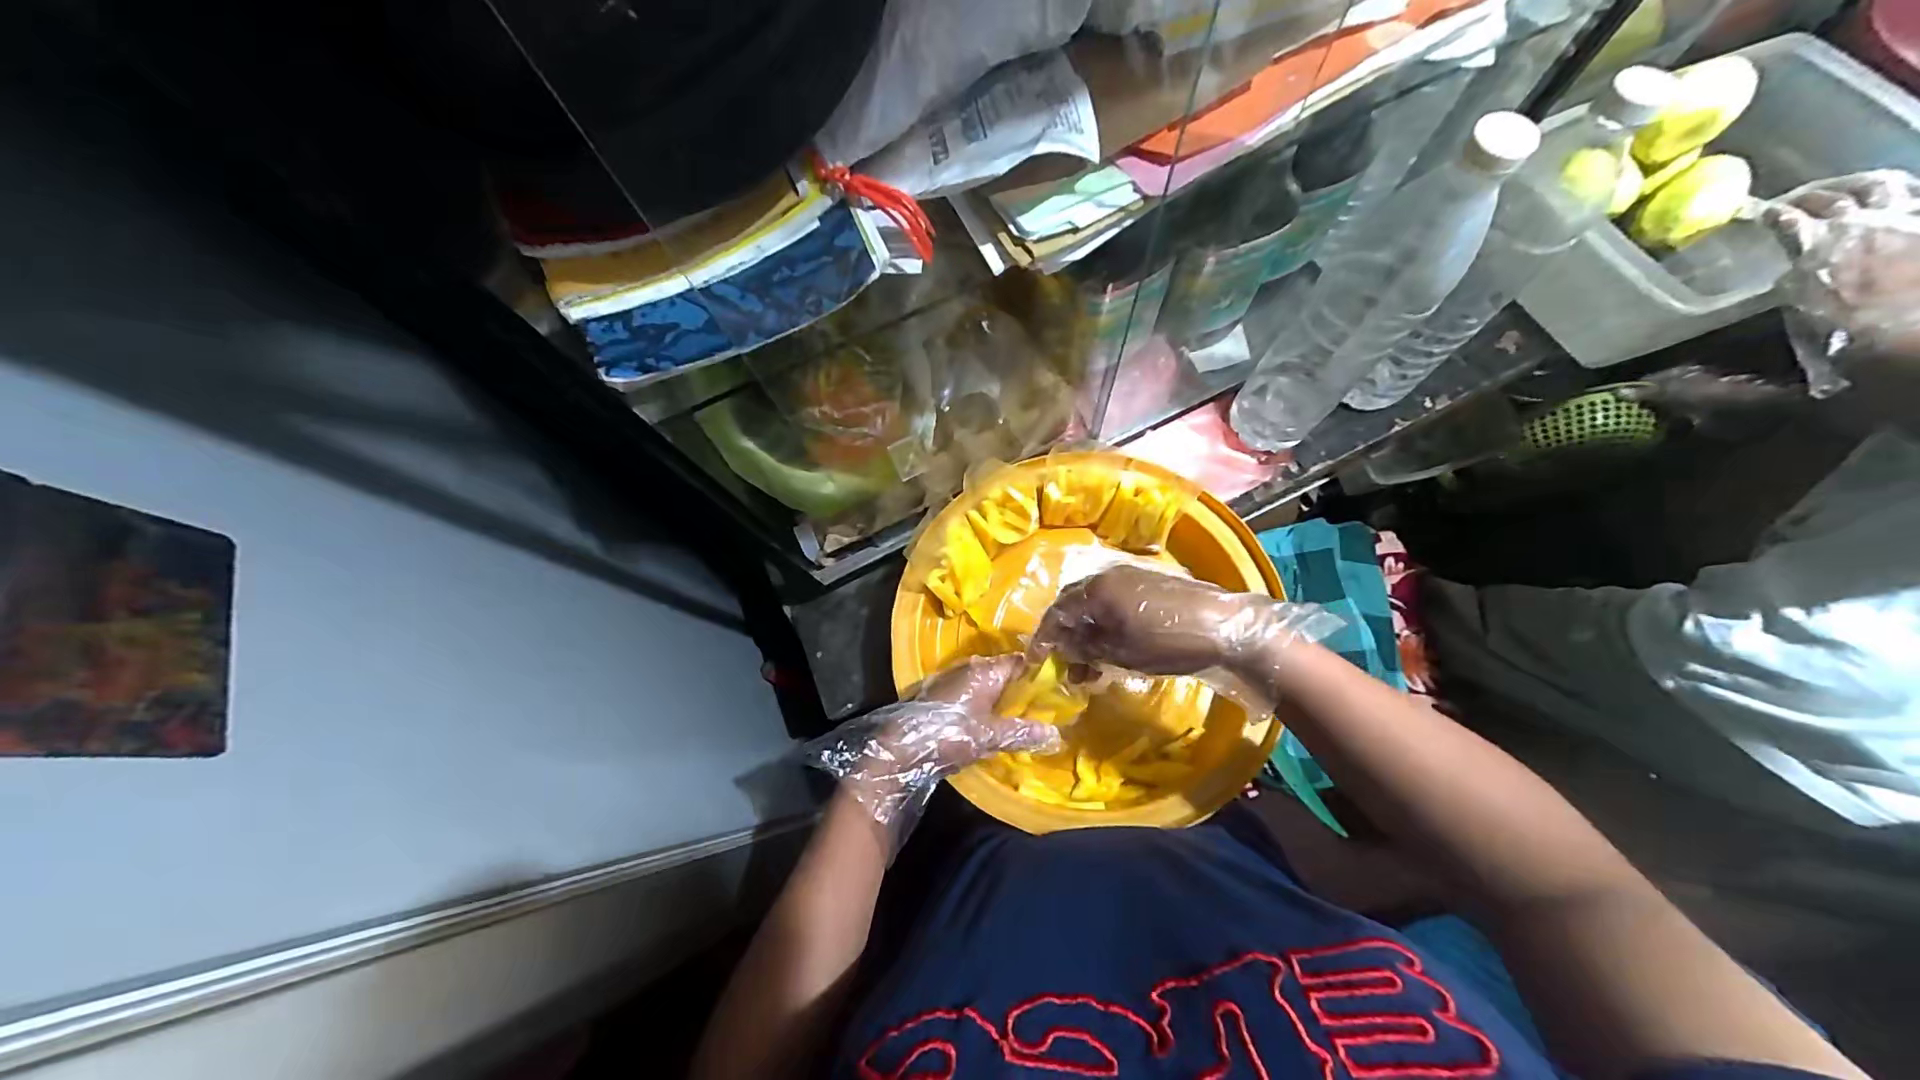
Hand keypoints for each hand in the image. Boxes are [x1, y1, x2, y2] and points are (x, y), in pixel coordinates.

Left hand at [806, 655, 1061, 827]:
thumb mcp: (990, 736)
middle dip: (1021, 688)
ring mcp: (951, 680)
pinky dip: (983, 704)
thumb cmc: (949, 734)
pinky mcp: (939, 695)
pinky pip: (971, 694)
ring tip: (1020, 717)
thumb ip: (1023, 732)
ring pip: (986, 684)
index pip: (1020, 661)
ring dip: (1001, 698)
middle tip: (1043, 707)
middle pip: (1003, 672)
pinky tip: (990, 722)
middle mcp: (968, 667)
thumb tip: (1056, 733)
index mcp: (985, 670)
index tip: (1057, 687)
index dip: (1039, 672)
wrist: (900, 748)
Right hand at [1030, 566, 1291, 676]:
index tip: (1035, 662)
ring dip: (1088, 633)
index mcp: (1098, 589)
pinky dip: (1107, 625)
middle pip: (1075, 605)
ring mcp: (1132, 577)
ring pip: (1096, 605)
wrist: (1228, 629)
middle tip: (1068, 665)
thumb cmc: (1169, 642)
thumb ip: (1085, 647)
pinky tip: (1115, 648)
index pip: (1057, 613)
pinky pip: (1116, 603)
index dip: (1044, 639)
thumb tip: (1064, 646)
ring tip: (1094, 666)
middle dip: (1067, 636)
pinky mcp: (1151, 585)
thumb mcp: (1121, 653)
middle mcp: (1110, 576)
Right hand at [1761, 170, 1919, 355]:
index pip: (1783, 220)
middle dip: (1810, 195)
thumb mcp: (1798, 315)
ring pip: (1881, 185)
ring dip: (1859, 185)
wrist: (1913, 333)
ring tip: (1849, 189)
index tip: (1756, 213)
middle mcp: (1858, 223)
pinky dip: (1907, 195)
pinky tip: (1900, 199)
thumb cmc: (1848, 333)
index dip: (1768, 214)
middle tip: (1796, 200)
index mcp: (1814, 247)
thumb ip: (1791, 287)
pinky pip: (1919, 198)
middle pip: (1831, 195)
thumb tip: (1781, 283)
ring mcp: (1904, 220)